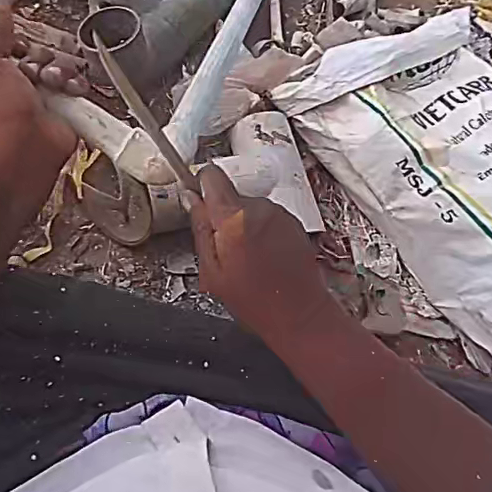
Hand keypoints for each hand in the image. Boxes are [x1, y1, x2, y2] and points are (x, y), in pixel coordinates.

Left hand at [0, 0, 83, 173]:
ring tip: (53, 85)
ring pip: (63, 67)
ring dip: (61, 71)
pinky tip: (69, 92)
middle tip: (35, 72)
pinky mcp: (67, 110)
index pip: (17, 44)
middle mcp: (21, 85)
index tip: (20, 49)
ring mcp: (45, 98)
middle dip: (43, 58)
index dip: (21, 44)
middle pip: (43, 53)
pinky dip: (77, 86)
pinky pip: (79, 86)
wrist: (22, 147)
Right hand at [186, 165, 341, 344]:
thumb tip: (191, 200)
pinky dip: (261, 230)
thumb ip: (200, 229)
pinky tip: (263, 256)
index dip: (201, 186)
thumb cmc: (255, 300)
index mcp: (234, 218)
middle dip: (222, 215)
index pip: (212, 176)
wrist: (300, 314)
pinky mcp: (293, 222)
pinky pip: (266, 217)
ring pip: (248, 206)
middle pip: (230, 194)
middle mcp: (259, 208)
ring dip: (243, 224)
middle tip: (223, 248)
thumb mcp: (212, 271)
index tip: (199, 202)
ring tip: (246, 257)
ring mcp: (279, 213)